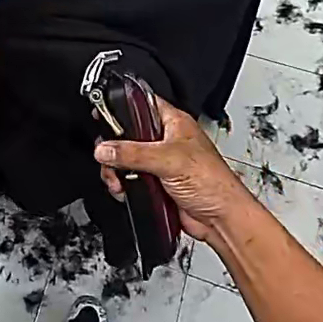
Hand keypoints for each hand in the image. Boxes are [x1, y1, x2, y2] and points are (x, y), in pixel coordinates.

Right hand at [94, 96, 258, 242]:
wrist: (219, 217)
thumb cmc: (213, 182)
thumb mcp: (169, 159)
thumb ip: (134, 153)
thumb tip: (106, 149)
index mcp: (174, 123)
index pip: (143, 104)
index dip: (123, 105)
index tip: (103, 112)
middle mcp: (166, 141)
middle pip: (128, 135)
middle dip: (115, 147)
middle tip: (110, 155)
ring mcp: (160, 163)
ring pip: (126, 159)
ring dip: (117, 170)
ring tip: (118, 179)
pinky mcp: (155, 184)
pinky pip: (130, 179)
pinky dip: (123, 184)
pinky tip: (124, 190)